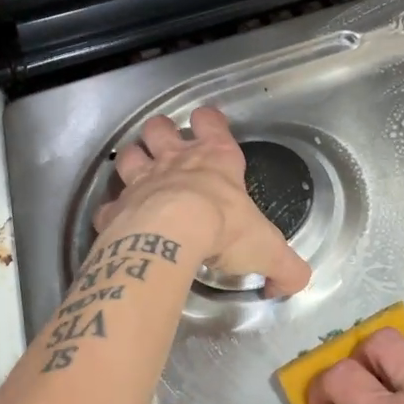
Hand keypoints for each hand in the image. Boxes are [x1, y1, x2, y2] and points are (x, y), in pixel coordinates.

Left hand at [96, 107, 311, 297]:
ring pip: (129, 154)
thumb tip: (294, 284)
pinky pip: (108, 205)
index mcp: (216, 159)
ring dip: (132, 161)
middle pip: (160, 128)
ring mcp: (141, 181)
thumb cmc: (224, 228)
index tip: (208, 128)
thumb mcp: (268, 248)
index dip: (208, 120)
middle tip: (167, 149)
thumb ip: (286, 267)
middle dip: (161, 133)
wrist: (170, 238)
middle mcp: (177, 161)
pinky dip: (112, 211)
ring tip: (139, 175)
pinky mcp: (116, 208)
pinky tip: (119, 222)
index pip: (210, 120)